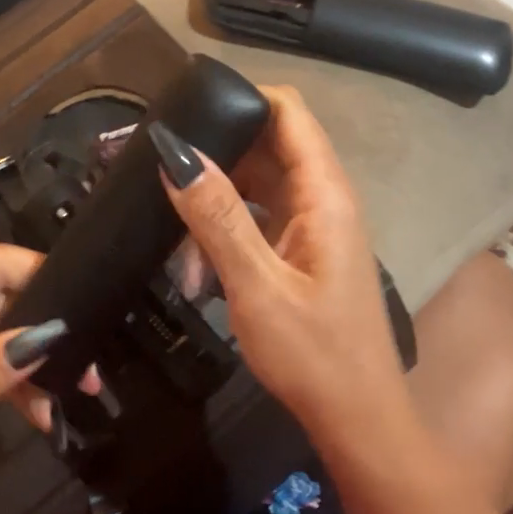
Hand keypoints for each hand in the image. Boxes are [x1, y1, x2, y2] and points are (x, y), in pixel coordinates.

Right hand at [149, 86, 405, 437]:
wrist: (356, 417)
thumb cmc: (313, 354)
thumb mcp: (256, 285)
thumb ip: (217, 216)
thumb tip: (176, 152)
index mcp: (325, 195)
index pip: (289, 113)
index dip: (242, 97)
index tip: (187, 105)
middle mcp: (324, 199)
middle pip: (269, 146)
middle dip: (216, 152)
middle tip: (157, 165)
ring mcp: (314, 227)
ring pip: (258, 186)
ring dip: (215, 199)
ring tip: (169, 225)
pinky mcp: (302, 253)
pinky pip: (259, 220)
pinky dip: (226, 230)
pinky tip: (194, 261)